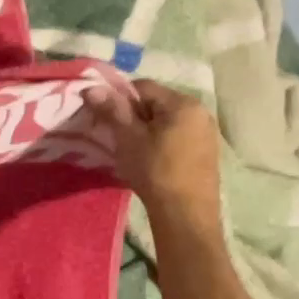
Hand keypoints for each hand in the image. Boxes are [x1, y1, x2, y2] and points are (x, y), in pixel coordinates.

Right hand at [83, 80, 221, 231]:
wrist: (185, 211)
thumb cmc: (154, 170)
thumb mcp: (128, 138)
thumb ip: (112, 109)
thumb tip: (91, 87)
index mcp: (183, 103)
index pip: (142, 86)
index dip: (119, 99)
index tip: (106, 119)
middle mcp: (200, 111)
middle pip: (156, 102)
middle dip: (133, 114)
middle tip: (117, 136)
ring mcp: (206, 131)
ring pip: (165, 119)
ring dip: (146, 128)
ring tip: (132, 149)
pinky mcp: (206, 149)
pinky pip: (176, 133)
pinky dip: (160, 139)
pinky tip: (151, 158)